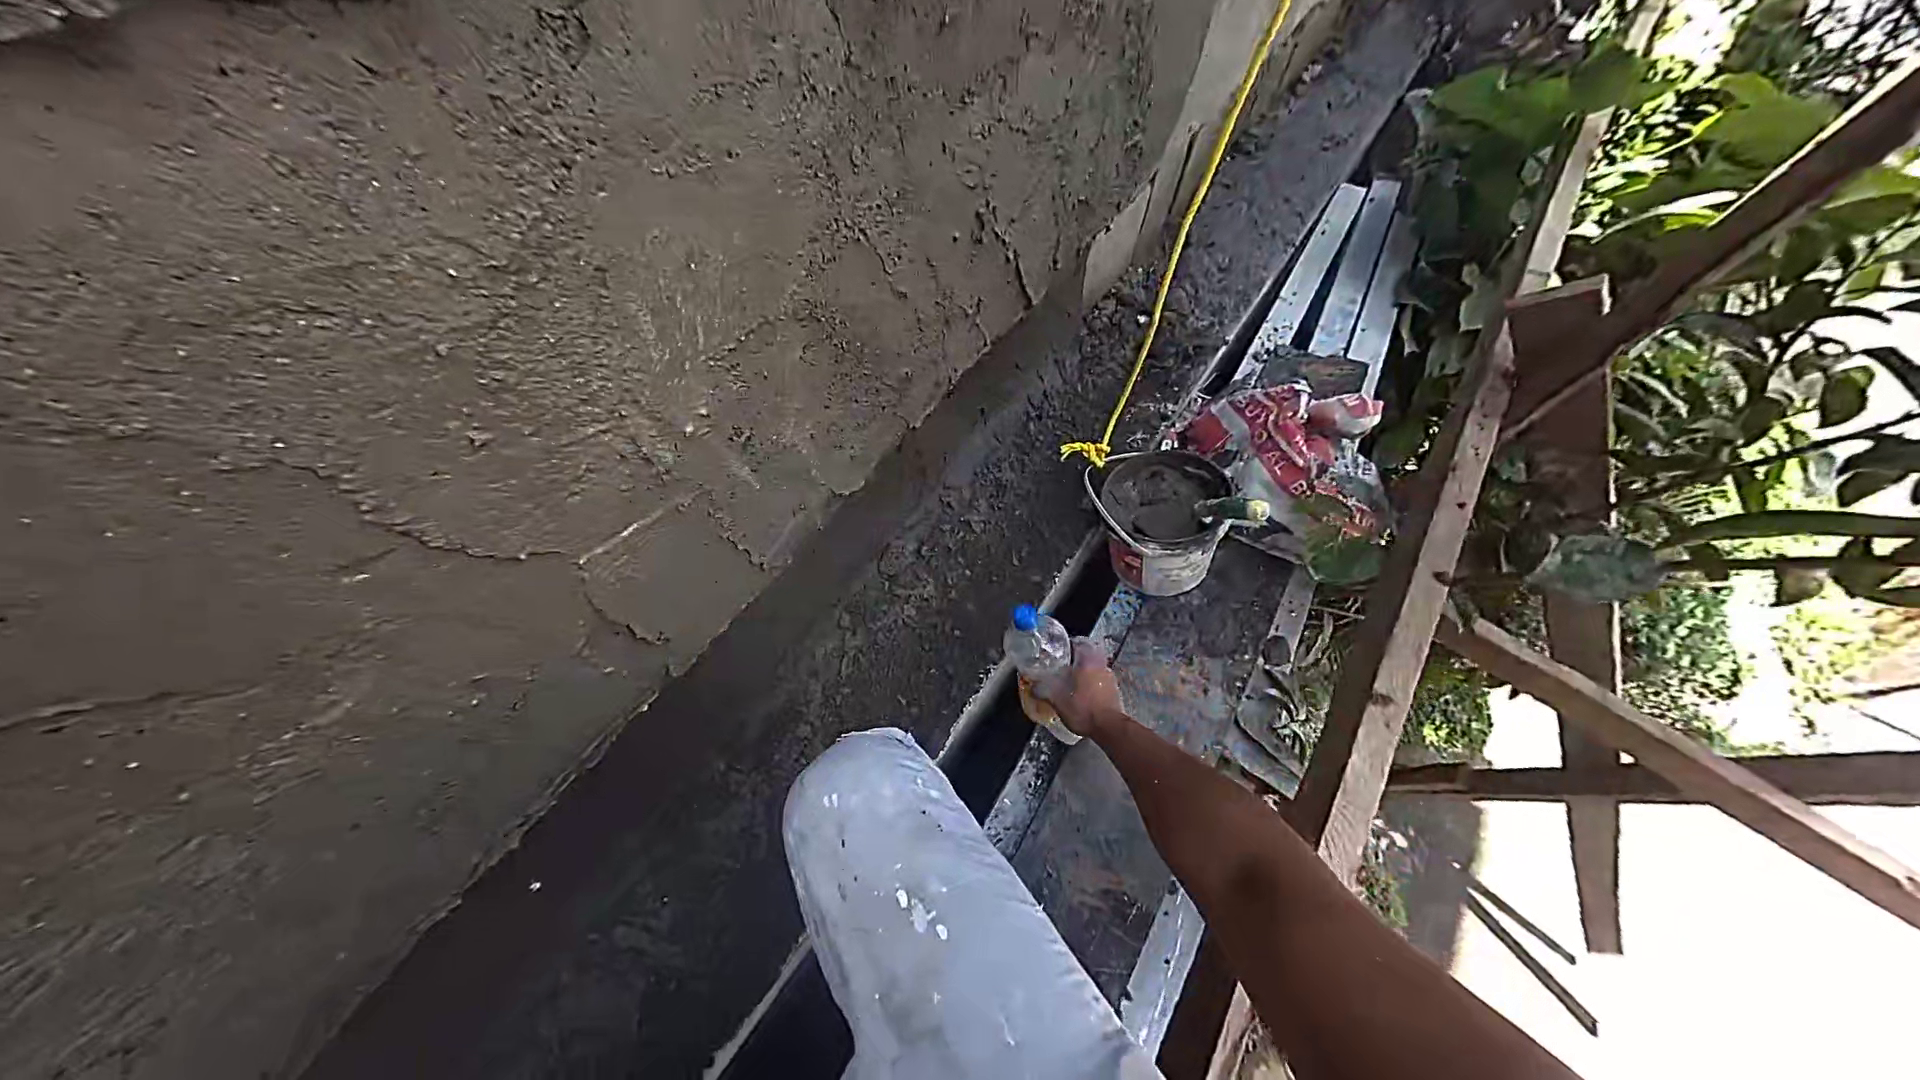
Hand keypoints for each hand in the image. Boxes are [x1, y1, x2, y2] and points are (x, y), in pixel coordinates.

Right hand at [1051, 638, 1125, 737]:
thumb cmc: (1083, 709)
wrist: (1108, 727)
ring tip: (1072, 682)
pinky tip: (1083, 694)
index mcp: (1087, 661)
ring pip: (1095, 667)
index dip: (1068, 644)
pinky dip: (1092, 683)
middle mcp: (1100, 665)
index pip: (1079, 642)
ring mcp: (1110, 677)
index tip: (1059, 651)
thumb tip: (1033, 687)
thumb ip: (1043, 690)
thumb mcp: (1056, 700)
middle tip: (1064, 666)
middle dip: (1076, 660)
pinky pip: (1101, 680)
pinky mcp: (1115, 691)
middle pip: (1088, 654)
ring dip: (1085, 672)